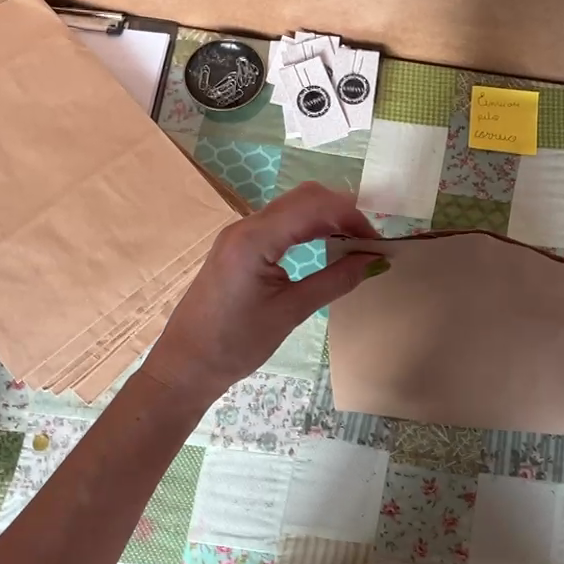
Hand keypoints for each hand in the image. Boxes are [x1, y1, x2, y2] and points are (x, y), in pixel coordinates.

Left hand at [144, 182, 383, 399]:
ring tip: (354, 243)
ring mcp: (240, 233)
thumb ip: (335, 281)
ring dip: (327, 217)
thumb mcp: (291, 312)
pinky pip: (281, 222)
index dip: (352, 217)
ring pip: (294, 206)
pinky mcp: (239, 245)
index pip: (314, 207)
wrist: (186, 365)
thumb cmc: (236, 344)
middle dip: (343, 212)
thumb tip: (374, 261)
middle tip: (369, 242)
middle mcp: (246, 226)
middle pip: (305, 197)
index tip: (378, 243)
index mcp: (255, 239)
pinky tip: (326, 244)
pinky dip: (310, 226)